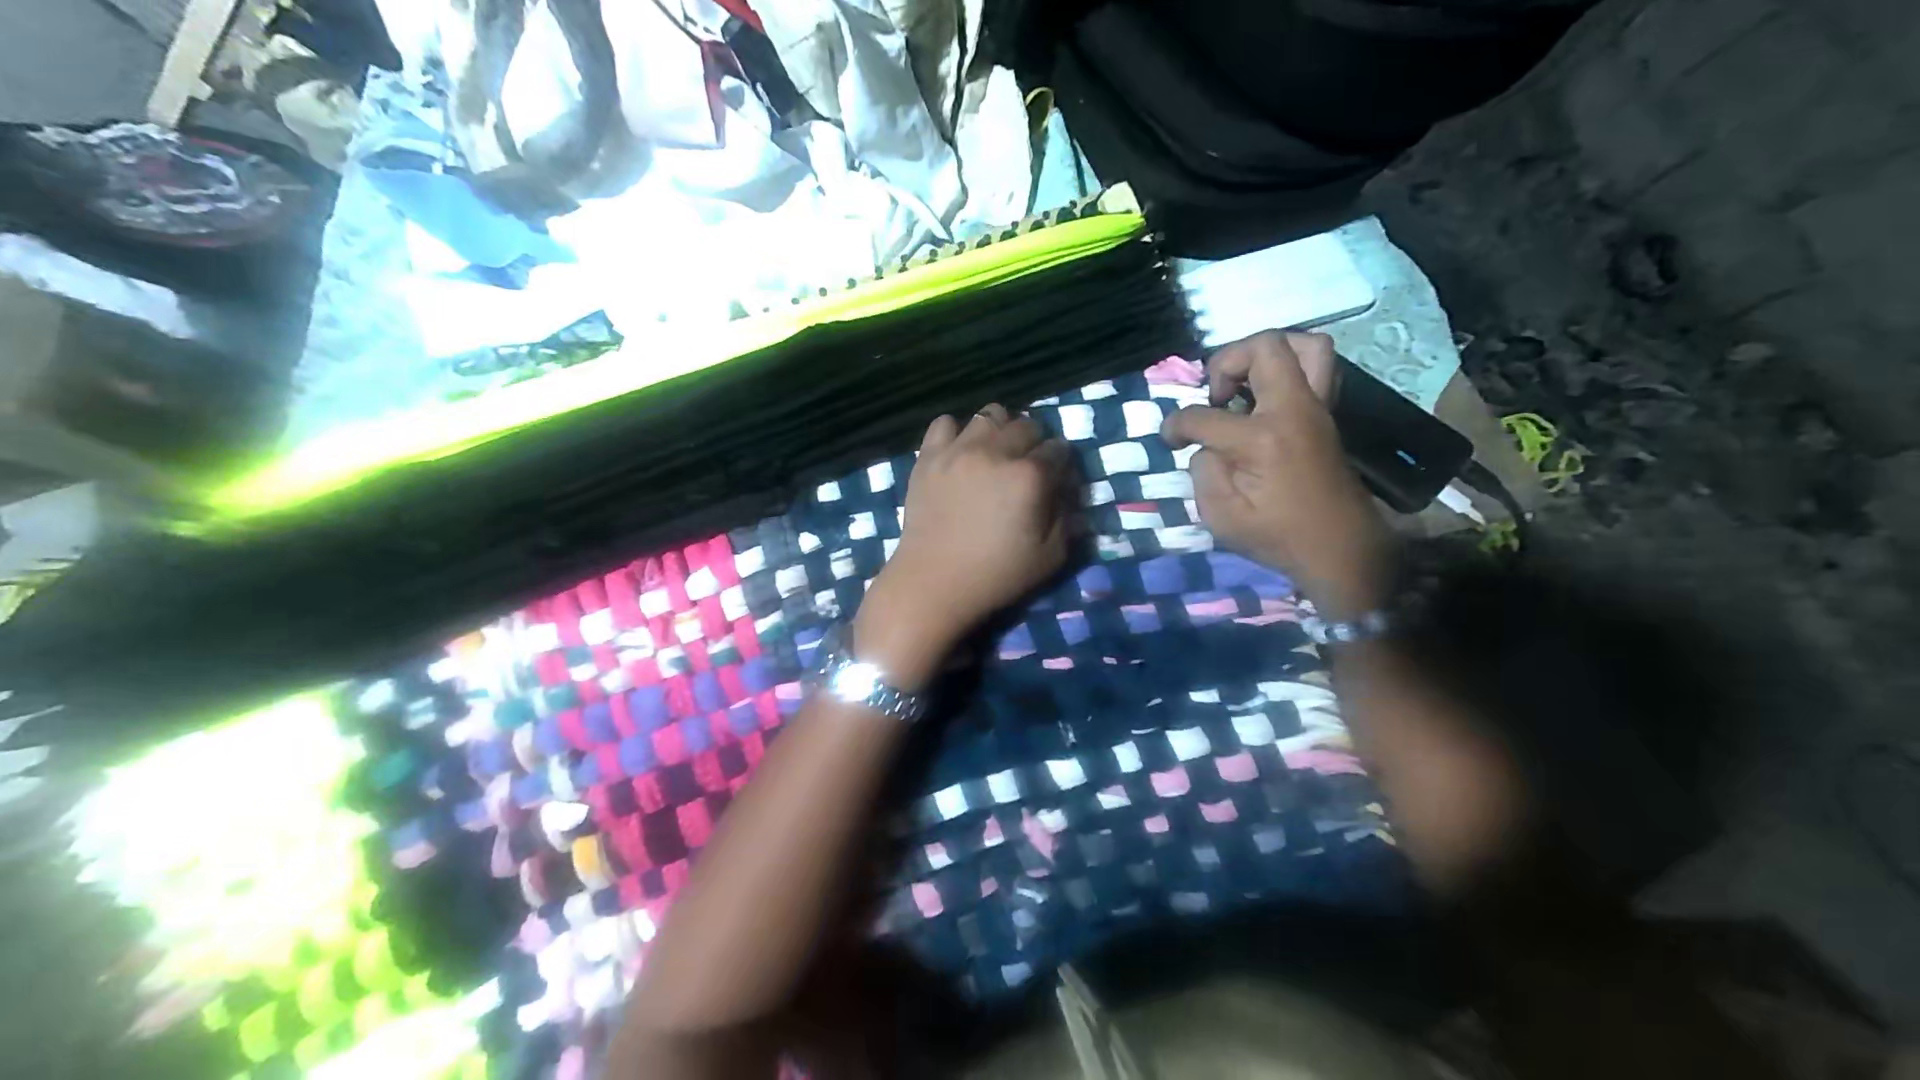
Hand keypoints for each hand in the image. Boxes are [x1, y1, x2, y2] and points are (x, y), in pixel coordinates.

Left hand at [855, 405, 1080, 685]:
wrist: (932, 583)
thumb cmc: (996, 576)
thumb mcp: (1050, 558)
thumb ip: (1067, 520)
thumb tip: (1069, 495)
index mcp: (1029, 476)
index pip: (1058, 450)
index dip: (1062, 464)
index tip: (1056, 479)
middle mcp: (995, 452)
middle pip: (1026, 425)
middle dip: (1035, 442)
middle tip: (1027, 466)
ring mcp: (957, 450)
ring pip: (989, 415)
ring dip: (1000, 429)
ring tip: (996, 453)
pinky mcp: (928, 457)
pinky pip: (944, 423)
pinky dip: (956, 432)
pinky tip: (960, 452)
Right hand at [1161, 331, 1392, 618]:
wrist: (1342, 549)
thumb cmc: (1279, 537)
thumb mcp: (1221, 516)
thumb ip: (1203, 471)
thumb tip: (1205, 446)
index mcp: (1262, 437)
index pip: (1202, 415)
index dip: (1176, 425)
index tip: (1171, 439)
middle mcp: (1293, 410)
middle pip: (1265, 346)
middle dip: (1228, 360)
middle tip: (1217, 395)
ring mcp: (1317, 408)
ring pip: (1304, 345)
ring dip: (1266, 355)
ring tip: (1244, 385)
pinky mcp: (1326, 415)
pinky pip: (1314, 369)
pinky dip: (1285, 371)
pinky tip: (1263, 401)